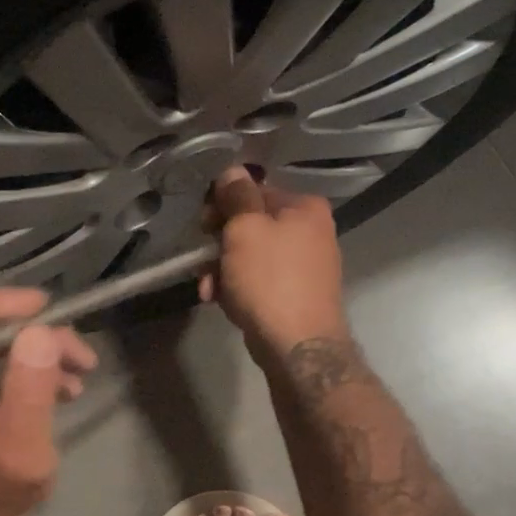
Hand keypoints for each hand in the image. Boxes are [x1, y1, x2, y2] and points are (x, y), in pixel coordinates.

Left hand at [0, 289, 98, 515]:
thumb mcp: (22, 453)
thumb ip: (28, 395)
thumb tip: (41, 333)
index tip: (41, 310)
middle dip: (31, 327)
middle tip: (77, 351)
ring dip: (44, 344)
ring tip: (83, 370)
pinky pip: (3, 346)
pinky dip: (38, 357)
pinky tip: (68, 385)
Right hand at [199, 166, 349, 357]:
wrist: (297, 345)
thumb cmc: (269, 279)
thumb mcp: (245, 229)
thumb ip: (237, 196)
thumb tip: (233, 171)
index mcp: (305, 207)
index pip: (254, 191)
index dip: (223, 205)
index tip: (203, 224)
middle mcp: (312, 231)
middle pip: (251, 224)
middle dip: (220, 243)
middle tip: (203, 259)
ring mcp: (305, 265)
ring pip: (251, 255)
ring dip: (222, 269)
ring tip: (209, 288)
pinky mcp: (296, 294)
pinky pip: (259, 280)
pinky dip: (237, 287)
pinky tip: (221, 301)